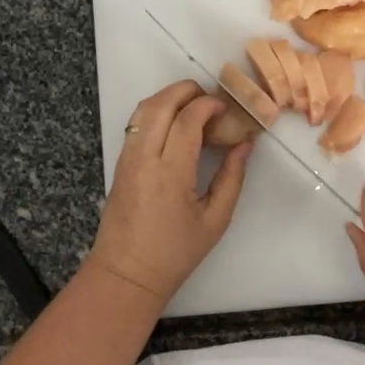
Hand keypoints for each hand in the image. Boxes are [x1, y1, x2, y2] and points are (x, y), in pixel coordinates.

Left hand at [89, 81, 253, 303]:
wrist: (126, 273)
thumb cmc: (175, 252)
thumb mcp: (215, 220)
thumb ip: (232, 177)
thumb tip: (244, 144)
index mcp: (170, 173)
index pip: (187, 120)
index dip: (209, 105)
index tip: (227, 109)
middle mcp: (144, 158)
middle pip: (161, 104)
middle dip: (187, 91)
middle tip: (211, 100)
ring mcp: (127, 157)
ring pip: (144, 109)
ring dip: (169, 98)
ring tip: (195, 107)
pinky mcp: (120, 162)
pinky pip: (137, 123)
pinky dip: (157, 112)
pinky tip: (176, 125)